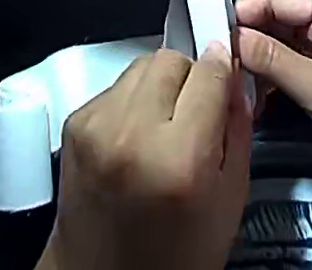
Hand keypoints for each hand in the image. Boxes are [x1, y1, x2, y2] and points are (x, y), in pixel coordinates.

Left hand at [38, 45, 251, 269]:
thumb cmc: (175, 253)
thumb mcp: (228, 202)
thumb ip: (235, 133)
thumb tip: (233, 77)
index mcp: (180, 159)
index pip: (207, 75)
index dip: (221, 68)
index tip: (225, 67)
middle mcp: (133, 130)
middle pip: (169, 60)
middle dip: (188, 76)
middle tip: (193, 107)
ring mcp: (98, 121)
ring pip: (139, 66)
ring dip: (157, 85)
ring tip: (162, 124)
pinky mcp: (75, 118)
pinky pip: (115, 87)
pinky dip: (130, 101)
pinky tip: (135, 135)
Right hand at [234, 0, 311, 224]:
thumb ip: (273, 60)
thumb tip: (225, 37)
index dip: (241, 16)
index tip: (210, 43)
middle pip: (271, 17)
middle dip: (244, 41)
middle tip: (215, 69)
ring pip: (274, 42)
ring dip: (252, 63)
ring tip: (228, 86)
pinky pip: (284, 65)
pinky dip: (267, 80)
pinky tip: (250, 99)